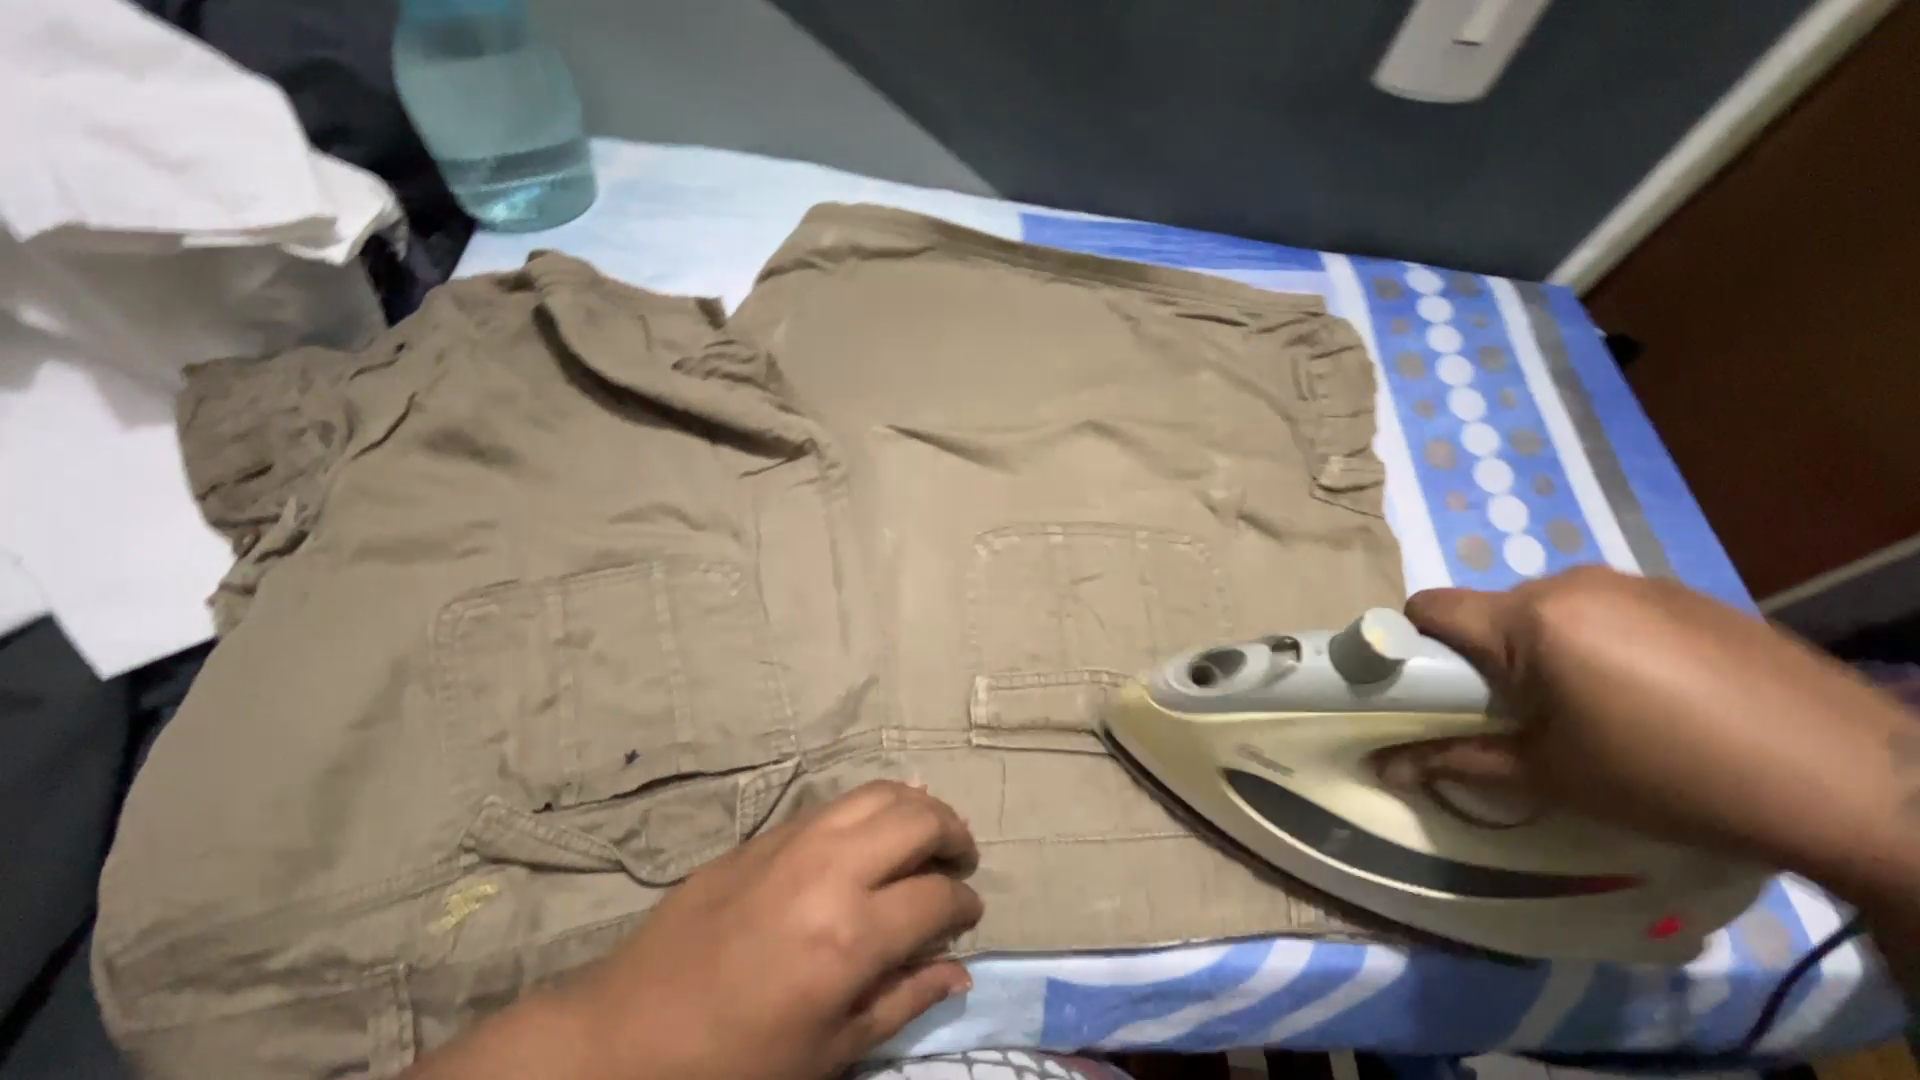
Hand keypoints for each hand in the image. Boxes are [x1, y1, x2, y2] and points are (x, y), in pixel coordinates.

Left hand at [408, 781, 981, 1079]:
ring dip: (915, 808)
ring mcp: (792, 842)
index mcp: (851, 935)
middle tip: (960, 862)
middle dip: (955, 835)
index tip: (967, 915)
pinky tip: (871, 830)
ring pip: (877, 792)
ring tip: (925, 835)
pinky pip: (832, 803)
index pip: (938, 896)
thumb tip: (958, 971)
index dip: (965, 904)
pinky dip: (869, 807)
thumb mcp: (828, 1051)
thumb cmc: (736, 1060)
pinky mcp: (761, 836)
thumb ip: (902, 1001)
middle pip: (919, 819)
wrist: (628, 1033)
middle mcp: (830, 870)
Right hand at [1377, 567, 1919, 896]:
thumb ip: (1458, 760)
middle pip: (1492, 610)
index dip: (1413, 646)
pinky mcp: (1689, 595)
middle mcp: (1575, 582)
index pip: (1430, 607)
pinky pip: (1609, 610)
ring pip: (1551, 609)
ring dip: (1545, 651)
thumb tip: (1382, 766)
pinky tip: (1653, 698)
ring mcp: (1638, 583)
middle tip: (1522, 718)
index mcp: (1532, 620)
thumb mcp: (1553, 777)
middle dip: (1487, 658)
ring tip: (1595, 712)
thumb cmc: (1673, 780)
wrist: (1855, 782)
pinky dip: (1601, 645)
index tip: (1433, 694)